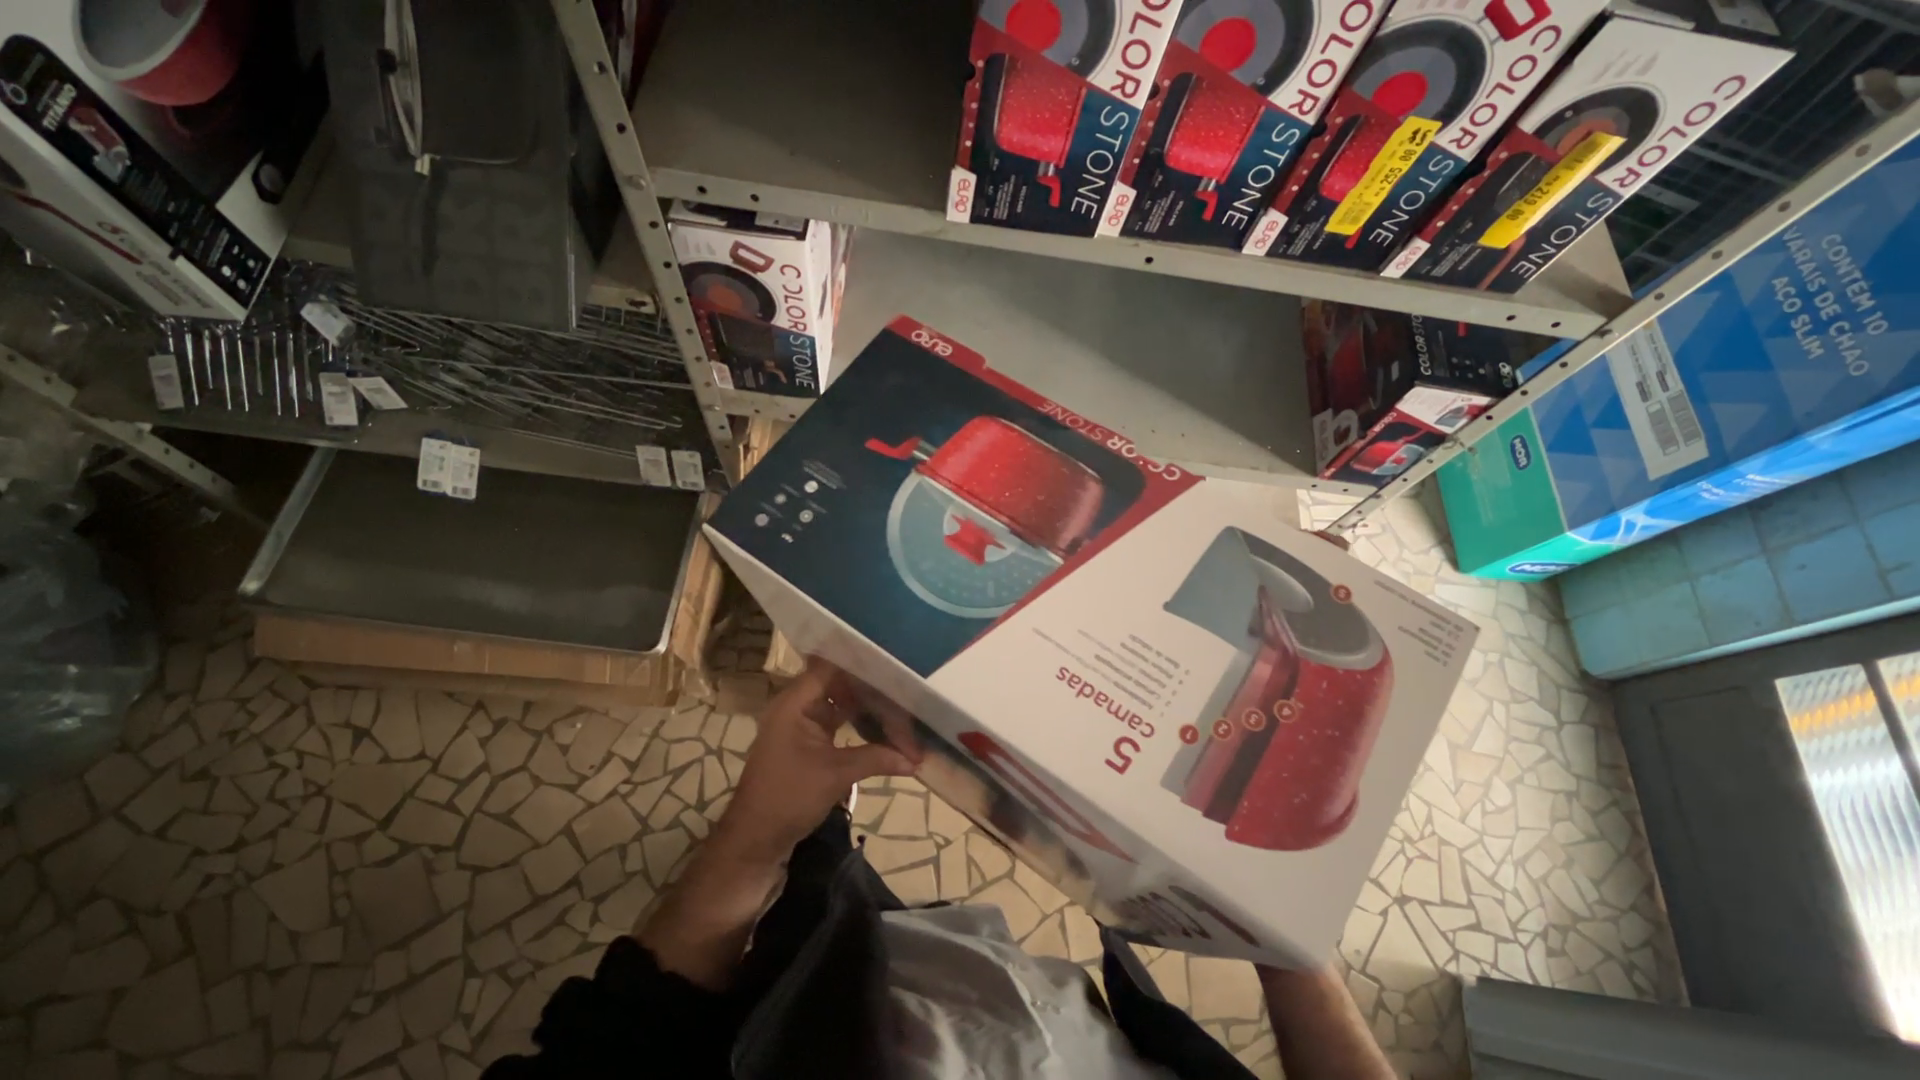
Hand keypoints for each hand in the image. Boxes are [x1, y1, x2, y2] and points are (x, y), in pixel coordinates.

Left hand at [712, 659, 920, 865]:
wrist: (756, 839)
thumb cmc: (789, 797)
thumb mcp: (835, 774)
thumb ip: (876, 758)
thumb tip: (916, 758)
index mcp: (794, 702)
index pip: (831, 667)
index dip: (861, 663)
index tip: (893, 662)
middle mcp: (796, 707)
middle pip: (838, 685)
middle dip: (871, 689)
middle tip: (906, 688)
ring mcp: (801, 726)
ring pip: (840, 706)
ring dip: (867, 709)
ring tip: (902, 706)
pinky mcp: (807, 745)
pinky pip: (837, 725)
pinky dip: (858, 726)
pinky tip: (884, 730)